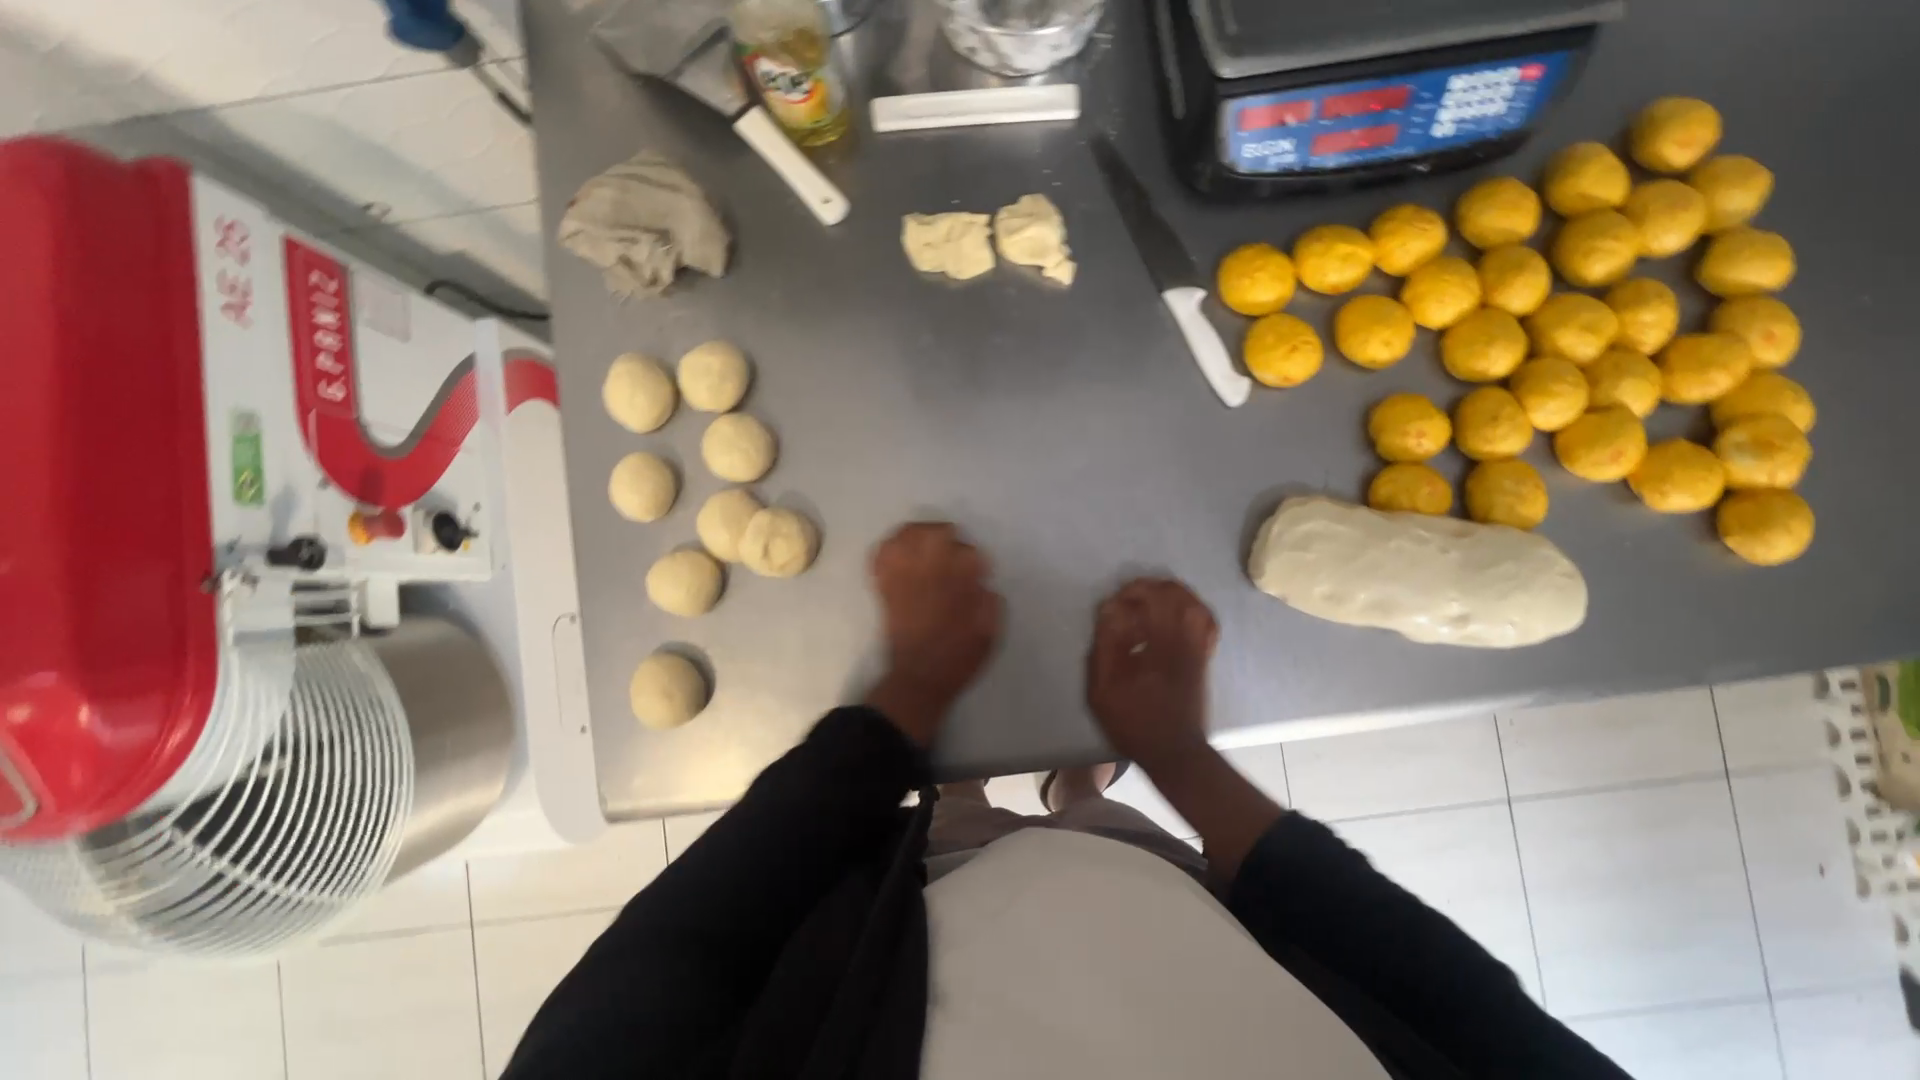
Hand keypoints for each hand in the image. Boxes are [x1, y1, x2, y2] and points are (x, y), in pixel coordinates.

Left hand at [864, 522, 1002, 744]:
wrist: (920, 678)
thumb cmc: (959, 657)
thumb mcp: (990, 630)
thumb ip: (989, 599)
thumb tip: (980, 581)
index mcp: (960, 584)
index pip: (968, 552)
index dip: (973, 559)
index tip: (976, 570)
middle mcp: (931, 574)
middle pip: (936, 534)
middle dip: (946, 536)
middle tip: (951, 547)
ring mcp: (904, 578)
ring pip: (906, 537)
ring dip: (918, 533)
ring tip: (926, 541)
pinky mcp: (885, 587)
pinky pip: (881, 556)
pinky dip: (889, 547)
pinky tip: (898, 550)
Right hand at [1085, 578, 1217, 769]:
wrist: (1173, 751)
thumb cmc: (1134, 721)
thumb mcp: (1104, 688)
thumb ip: (1105, 645)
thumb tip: (1109, 610)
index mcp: (1161, 643)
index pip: (1149, 598)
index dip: (1130, 592)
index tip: (1113, 602)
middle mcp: (1185, 639)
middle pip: (1175, 594)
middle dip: (1149, 587)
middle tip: (1129, 596)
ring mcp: (1199, 647)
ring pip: (1193, 603)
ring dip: (1170, 593)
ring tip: (1149, 599)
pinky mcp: (1204, 656)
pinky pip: (1206, 622)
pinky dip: (1190, 609)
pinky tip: (1175, 614)